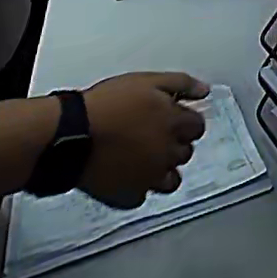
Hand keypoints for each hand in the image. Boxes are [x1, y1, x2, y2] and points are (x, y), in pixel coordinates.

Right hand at [79, 72, 208, 208]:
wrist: (72, 133)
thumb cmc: (110, 102)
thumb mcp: (149, 81)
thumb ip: (182, 84)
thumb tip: (204, 90)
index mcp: (175, 124)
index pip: (198, 127)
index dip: (187, 121)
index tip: (174, 118)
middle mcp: (168, 153)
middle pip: (185, 152)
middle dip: (175, 143)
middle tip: (154, 135)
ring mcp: (150, 178)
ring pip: (171, 180)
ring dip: (163, 168)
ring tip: (143, 157)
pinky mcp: (129, 196)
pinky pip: (143, 195)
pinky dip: (138, 186)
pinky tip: (126, 172)